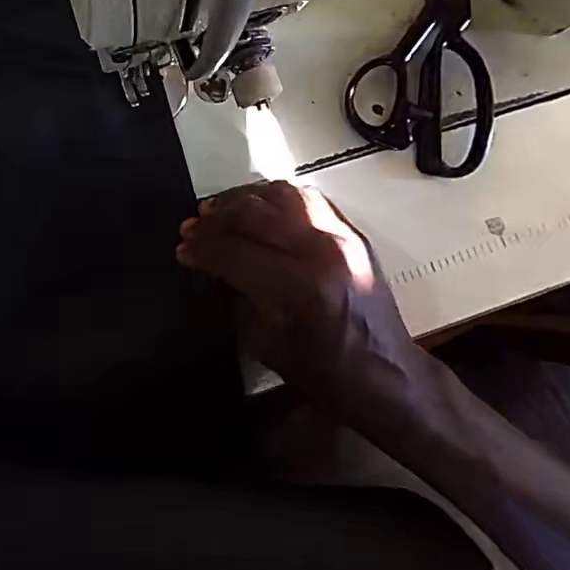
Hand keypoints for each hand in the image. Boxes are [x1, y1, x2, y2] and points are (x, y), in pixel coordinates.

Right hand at [177, 181, 426, 423]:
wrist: (386, 376)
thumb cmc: (325, 373)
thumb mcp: (267, 342)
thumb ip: (240, 293)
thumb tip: (217, 263)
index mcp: (298, 287)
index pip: (234, 251)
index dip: (202, 249)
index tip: (183, 249)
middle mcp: (320, 251)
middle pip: (253, 215)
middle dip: (215, 219)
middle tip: (193, 226)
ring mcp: (340, 236)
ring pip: (280, 193)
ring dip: (244, 198)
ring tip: (221, 208)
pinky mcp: (351, 231)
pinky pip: (307, 197)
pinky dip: (276, 197)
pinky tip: (258, 206)